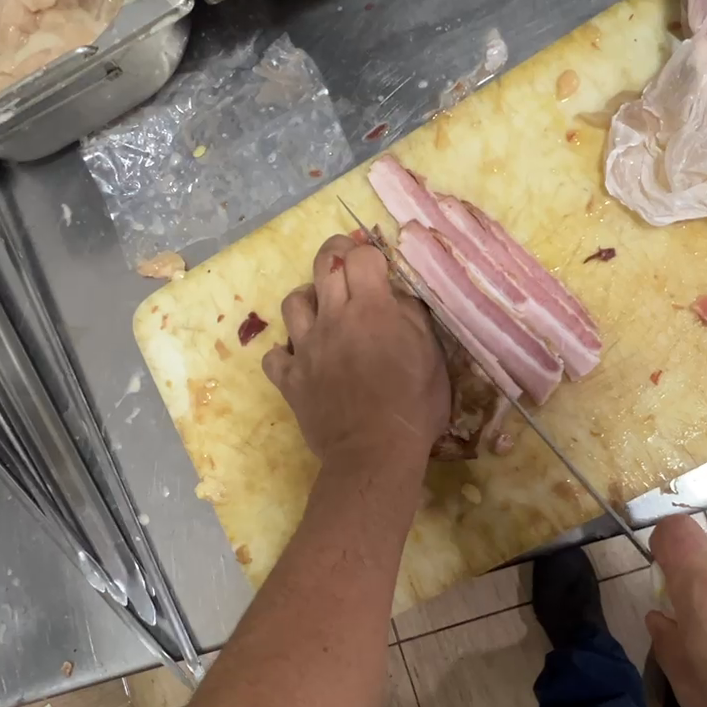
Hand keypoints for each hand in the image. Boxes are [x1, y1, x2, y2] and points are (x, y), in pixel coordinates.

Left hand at [263, 235, 449, 471]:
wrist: (374, 453)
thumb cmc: (413, 407)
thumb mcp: (432, 358)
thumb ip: (413, 319)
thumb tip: (397, 297)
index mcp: (372, 309)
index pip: (361, 256)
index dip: (368, 253)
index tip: (376, 263)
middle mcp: (333, 319)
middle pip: (323, 265)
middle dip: (336, 255)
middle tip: (346, 263)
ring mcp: (305, 348)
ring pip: (293, 302)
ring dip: (309, 299)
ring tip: (322, 311)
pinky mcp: (289, 378)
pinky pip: (275, 354)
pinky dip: (286, 352)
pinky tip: (301, 358)